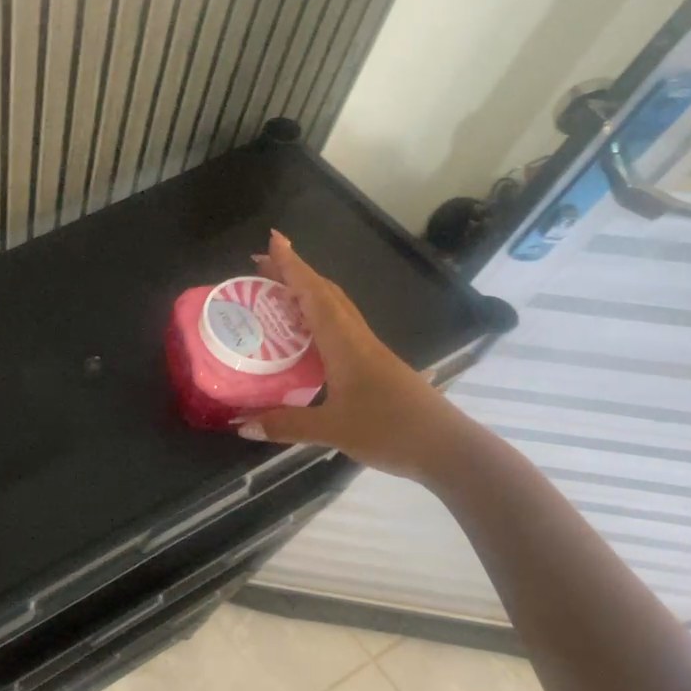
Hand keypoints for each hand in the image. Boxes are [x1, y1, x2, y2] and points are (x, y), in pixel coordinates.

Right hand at [236, 231, 472, 478]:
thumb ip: (286, 424)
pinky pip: (340, 330)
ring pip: (335, 310)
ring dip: (307, 293)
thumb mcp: (332, 430)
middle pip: (326, 294)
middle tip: (262, 265)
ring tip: (276, 292)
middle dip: (296, 274)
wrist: (448, 449)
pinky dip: (317, 319)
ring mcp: (369, 353)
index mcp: (345, 344)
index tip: (273, 241)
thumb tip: (241, 424)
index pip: (314, 295)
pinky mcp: (374, 367)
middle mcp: (358, 340)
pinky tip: (303, 335)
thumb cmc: (391, 431)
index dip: (293, 267)